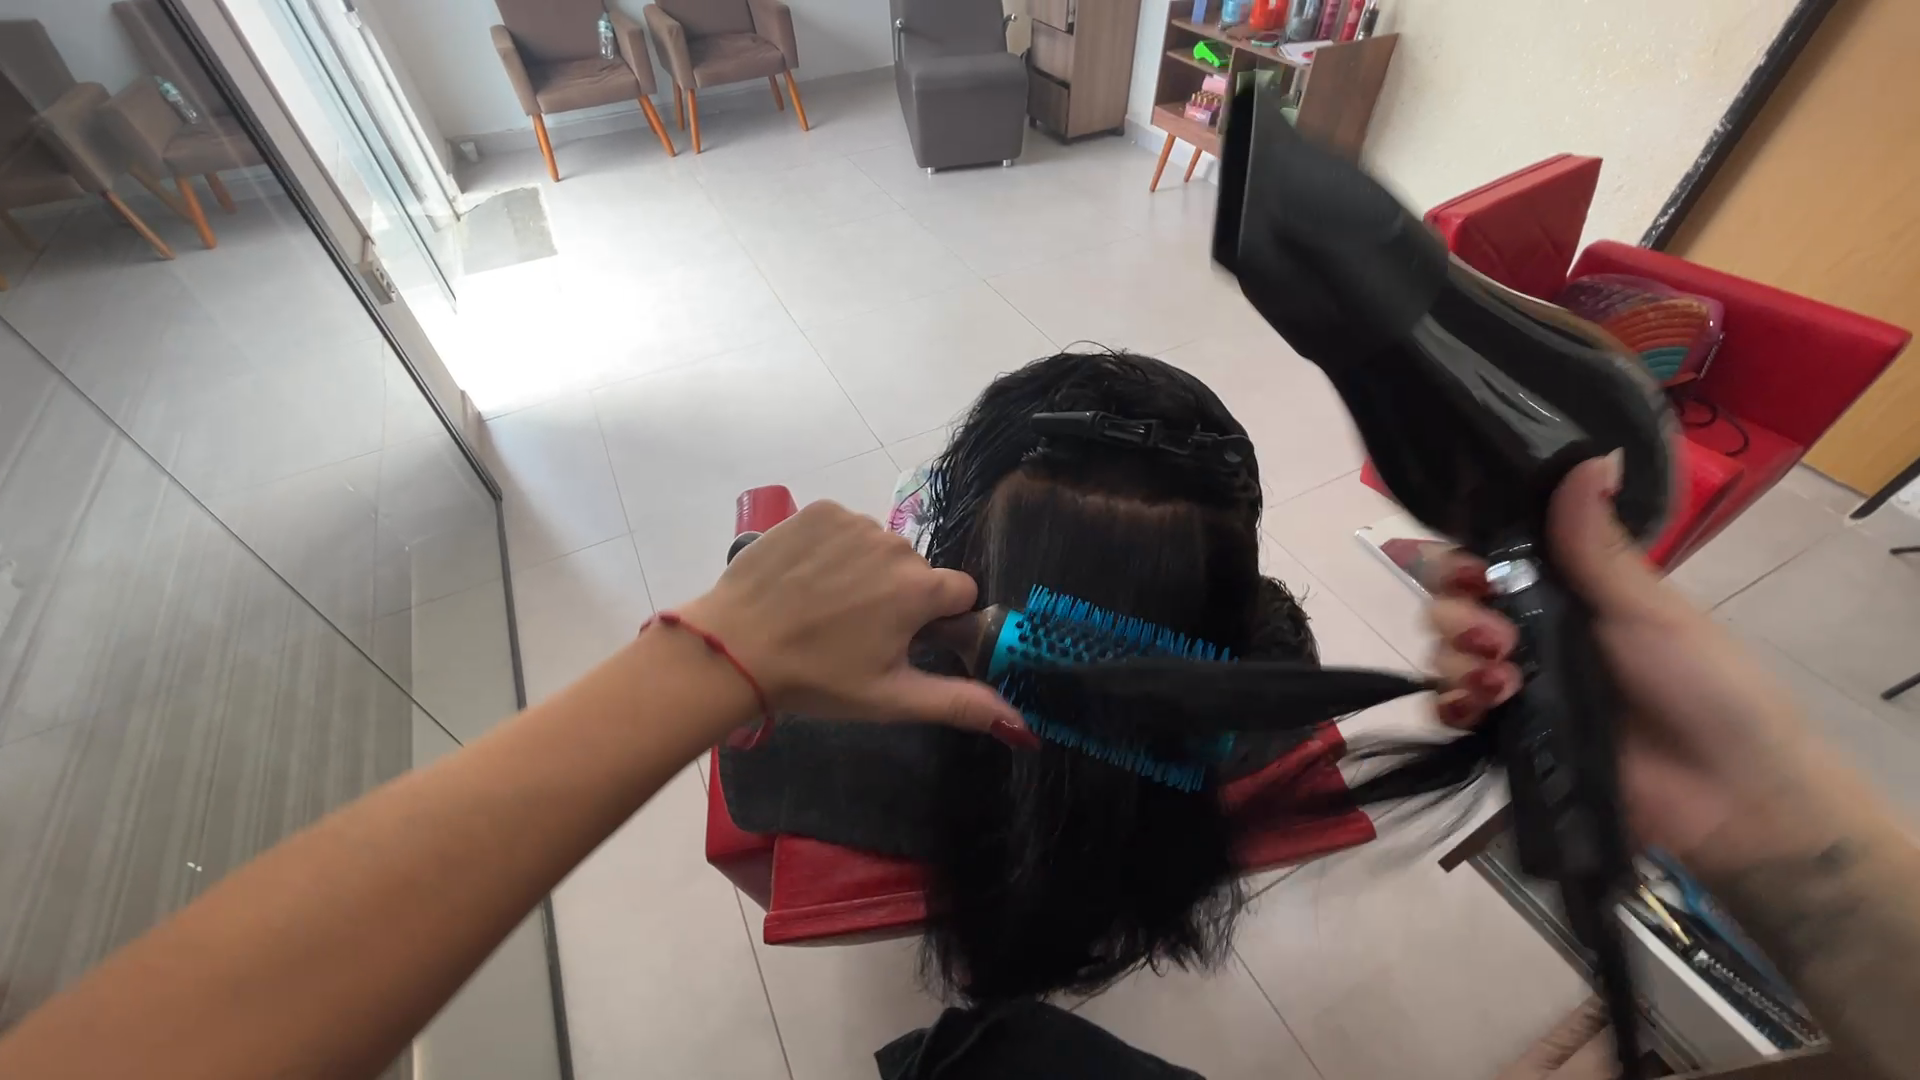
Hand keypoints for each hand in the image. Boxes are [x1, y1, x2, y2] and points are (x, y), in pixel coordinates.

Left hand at [679, 501, 1030, 740]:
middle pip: (918, 571)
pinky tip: (808, 579)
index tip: (906, 640)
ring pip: (882, 548)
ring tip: (827, 607)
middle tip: (858, 632)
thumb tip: (1024, 726)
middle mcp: (896, 544)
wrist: (733, 647)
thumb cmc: (818, 679)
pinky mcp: (819, 510)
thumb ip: (962, 703)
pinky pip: (846, 528)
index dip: (938, 620)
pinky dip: (836, 549)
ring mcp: (855, 521)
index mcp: (921, 589)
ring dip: (867, 572)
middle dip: (901, 597)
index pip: (960, 593)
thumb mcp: (892, 698)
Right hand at [1422, 458, 1821, 870]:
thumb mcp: (1647, 608)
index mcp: (1553, 594)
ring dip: (1459, 664)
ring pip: (1439, 654)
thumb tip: (1590, 456)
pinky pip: (1441, 708)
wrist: (1728, 792)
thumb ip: (1593, 544)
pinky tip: (1479, 710)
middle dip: (1456, 619)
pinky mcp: (1496, 731)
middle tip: (1498, 640)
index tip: (1475, 575)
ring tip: (1506, 687)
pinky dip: (1449, 706)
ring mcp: (1505, 682)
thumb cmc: (1702, 685)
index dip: (1456, 563)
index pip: (1474, 563)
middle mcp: (1519, 631)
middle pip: (1443, 606)